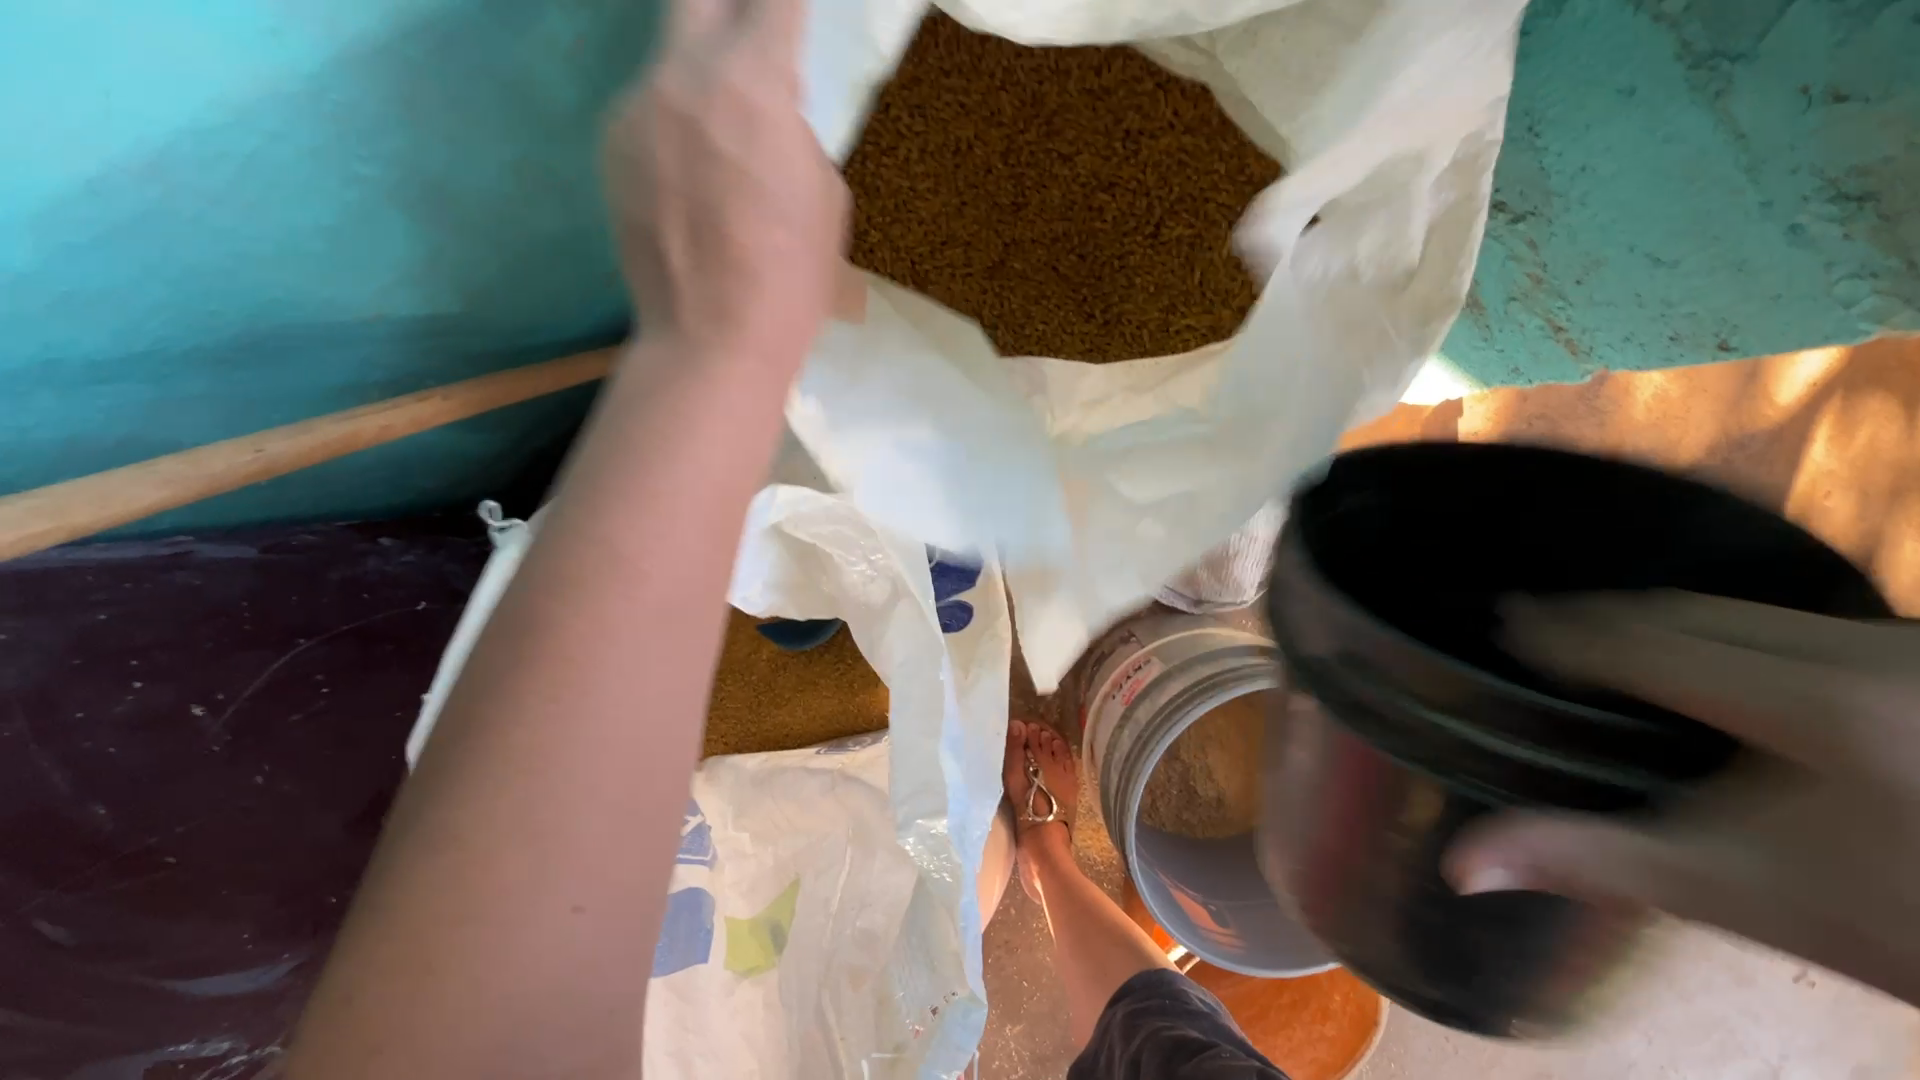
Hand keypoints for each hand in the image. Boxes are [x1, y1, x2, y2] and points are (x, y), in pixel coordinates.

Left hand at [603, 0, 847, 363]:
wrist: (711, 342)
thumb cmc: (791, 278)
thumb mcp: (825, 196)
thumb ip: (793, 130)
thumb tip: (769, 109)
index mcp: (751, 84)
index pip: (771, 0)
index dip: (787, 6)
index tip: (794, 15)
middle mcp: (681, 76)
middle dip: (734, 8)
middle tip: (755, 38)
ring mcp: (635, 111)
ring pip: (670, 56)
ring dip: (704, 73)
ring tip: (727, 128)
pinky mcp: (611, 149)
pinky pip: (649, 108)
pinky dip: (677, 120)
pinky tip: (695, 173)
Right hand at [1446, 592, 1919, 1004]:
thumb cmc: (1899, 920)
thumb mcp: (1740, 894)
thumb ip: (1595, 861)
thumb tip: (1461, 863)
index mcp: (1822, 706)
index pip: (1651, 639)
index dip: (1567, 632)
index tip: (1509, 627)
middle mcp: (1878, 652)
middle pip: (1695, 609)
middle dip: (1605, 618)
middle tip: (1537, 629)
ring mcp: (1919, 647)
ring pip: (1754, 609)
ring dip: (1665, 622)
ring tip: (1604, 642)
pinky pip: (1806, 624)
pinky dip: (1731, 635)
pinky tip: (1708, 663)